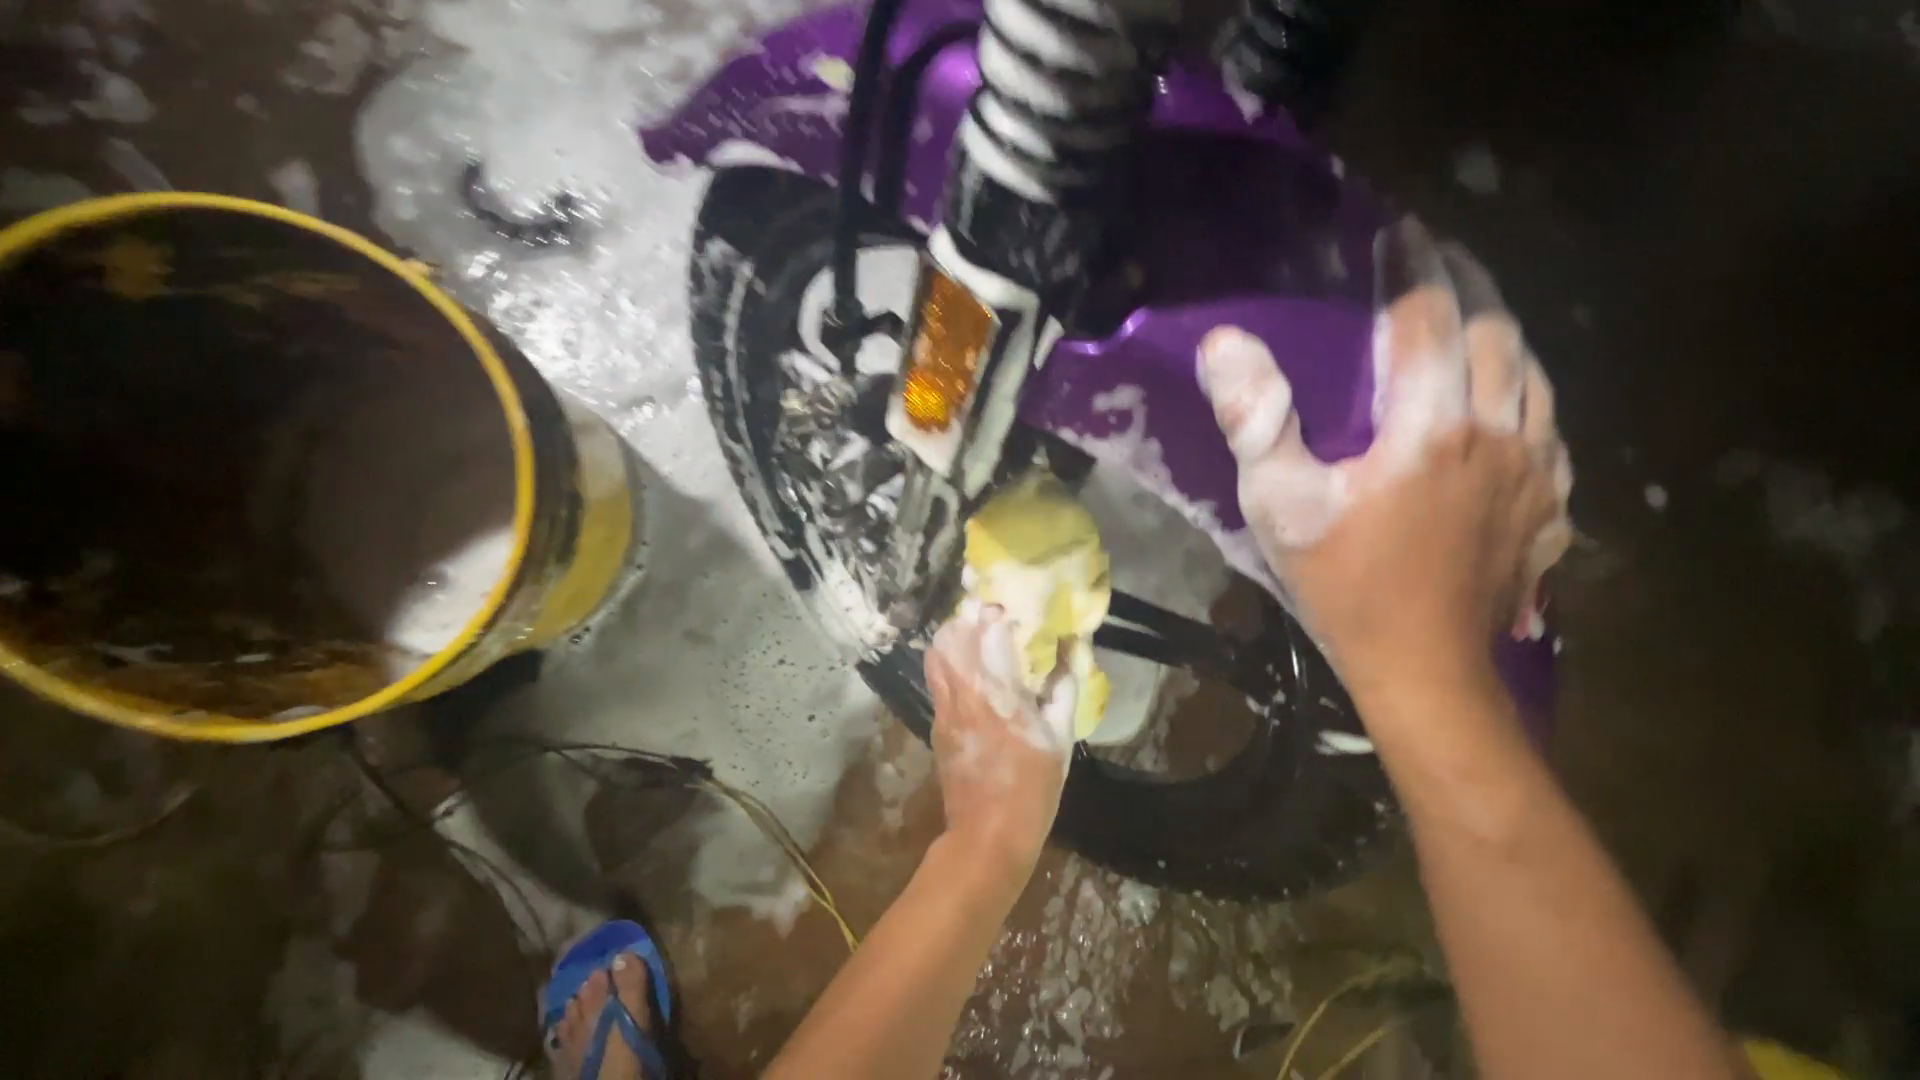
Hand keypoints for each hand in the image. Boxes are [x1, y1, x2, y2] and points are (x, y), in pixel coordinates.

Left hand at [923, 603, 1075, 874]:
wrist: (987, 835)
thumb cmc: (1033, 787)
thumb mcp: (1060, 737)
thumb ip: (1064, 687)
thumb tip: (1074, 647)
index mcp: (998, 692)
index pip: (989, 630)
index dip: (998, 610)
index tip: (1013, 604)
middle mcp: (964, 692)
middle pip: (952, 633)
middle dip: (970, 616)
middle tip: (993, 612)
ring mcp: (944, 708)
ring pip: (937, 653)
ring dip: (956, 636)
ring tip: (980, 636)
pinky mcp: (936, 723)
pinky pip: (938, 678)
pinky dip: (950, 662)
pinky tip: (972, 670)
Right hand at [1196, 219, 1570, 702]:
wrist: (1426, 670)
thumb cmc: (1344, 585)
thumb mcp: (1279, 505)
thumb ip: (1255, 420)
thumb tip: (1225, 342)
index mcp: (1432, 427)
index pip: (1428, 320)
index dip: (1410, 269)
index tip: (1395, 231)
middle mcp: (1499, 433)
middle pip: (1496, 331)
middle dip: (1465, 284)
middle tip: (1435, 257)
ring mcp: (1536, 471)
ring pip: (1534, 373)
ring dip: (1502, 330)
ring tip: (1472, 312)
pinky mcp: (1550, 505)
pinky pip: (1550, 425)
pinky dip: (1527, 391)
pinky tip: (1509, 398)